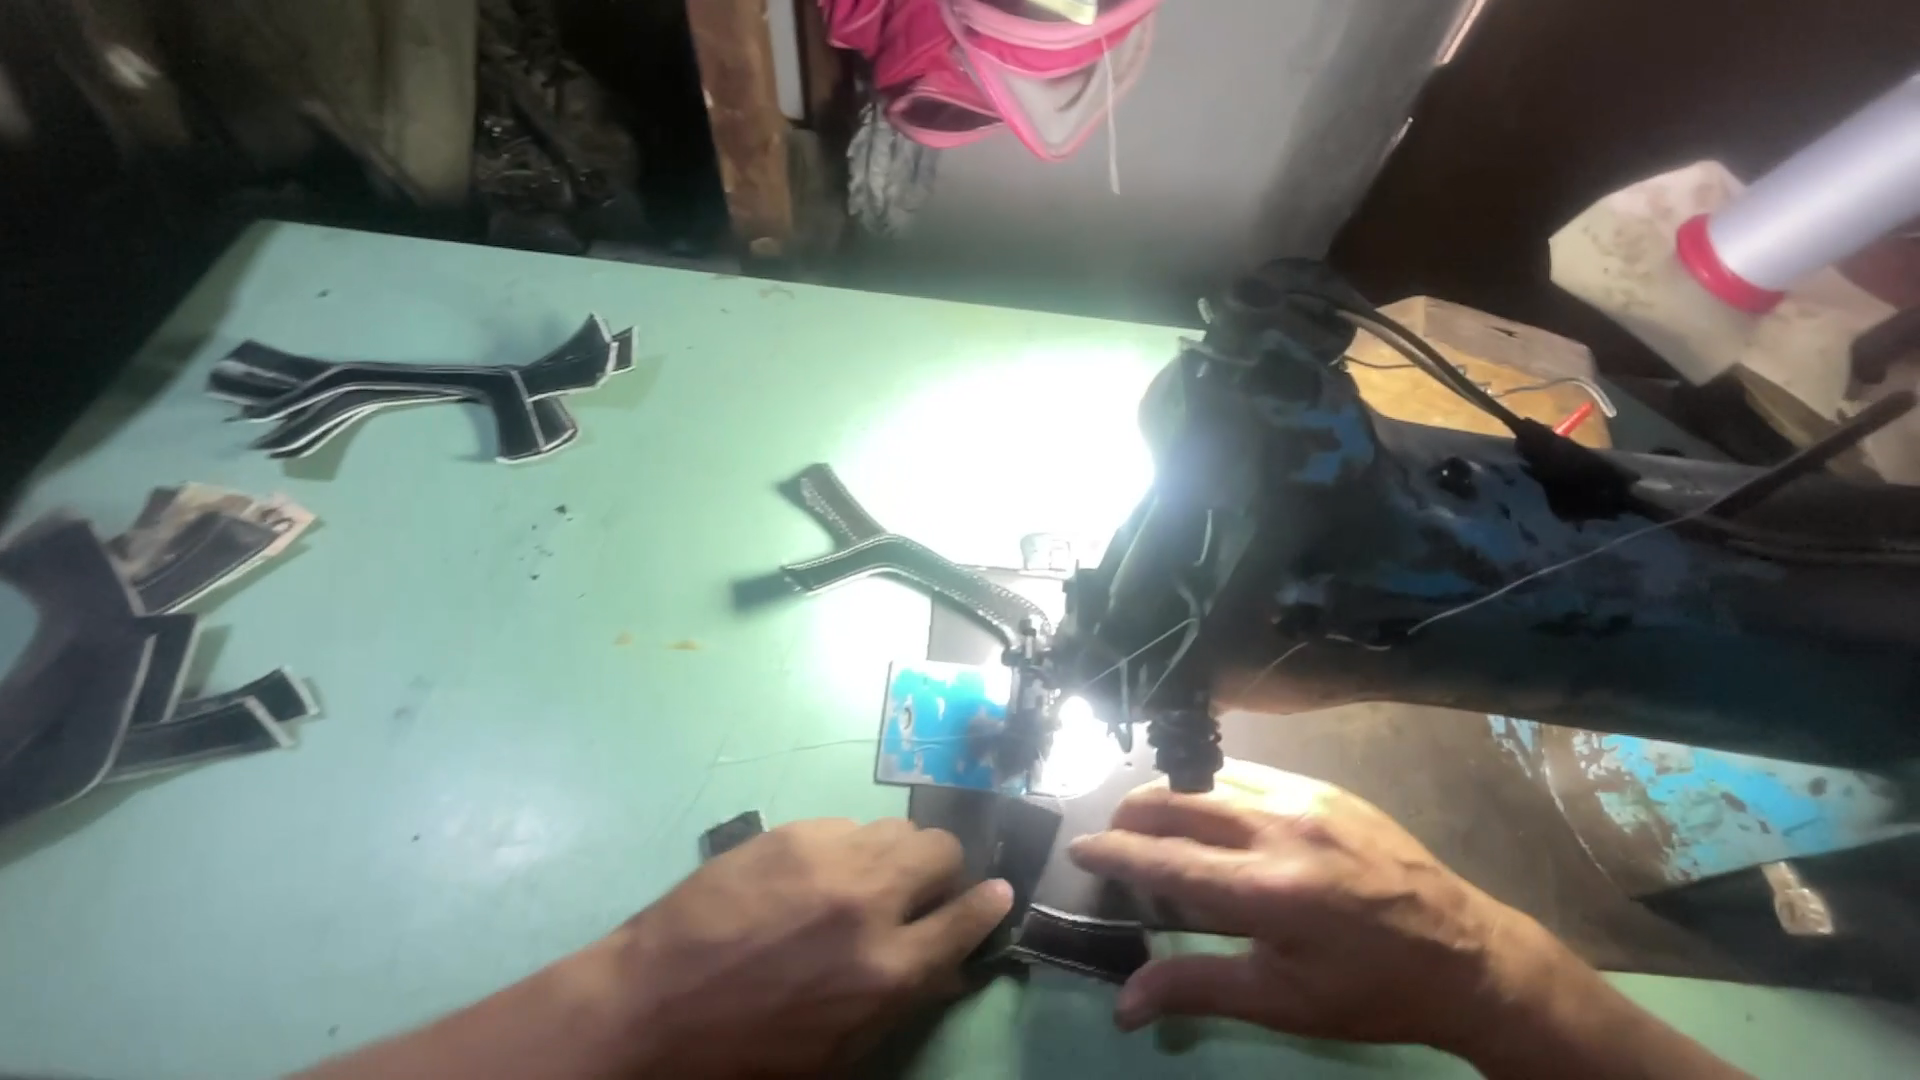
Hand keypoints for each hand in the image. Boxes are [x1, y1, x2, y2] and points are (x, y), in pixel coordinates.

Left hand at [615, 818, 1012, 1075]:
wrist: (653, 1001)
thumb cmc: (749, 1043)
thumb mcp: (839, 1046)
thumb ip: (903, 997)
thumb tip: (948, 959)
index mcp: (886, 969)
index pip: (966, 918)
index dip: (989, 904)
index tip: (997, 892)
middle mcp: (868, 900)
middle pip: (941, 850)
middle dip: (943, 868)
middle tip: (921, 886)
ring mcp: (828, 855)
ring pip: (895, 827)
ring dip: (895, 853)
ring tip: (866, 877)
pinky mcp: (792, 831)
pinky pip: (846, 825)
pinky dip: (847, 847)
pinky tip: (815, 873)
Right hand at [1067, 761, 1531, 1049]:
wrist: (1469, 953)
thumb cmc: (1370, 989)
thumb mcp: (1282, 1001)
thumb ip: (1195, 987)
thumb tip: (1122, 1005)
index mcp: (1269, 891)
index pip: (1166, 861)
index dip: (1114, 852)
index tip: (1079, 847)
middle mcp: (1279, 829)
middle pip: (1175, 800)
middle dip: (1131, 815)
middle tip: (1118, 840)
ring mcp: (1303, 797)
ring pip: (1204, 777)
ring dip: (1169, 798)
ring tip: (1159, 827)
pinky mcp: (1322, 785)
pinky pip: (1243, 772)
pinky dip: (1210, 789)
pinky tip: (1213, 816)